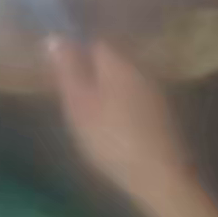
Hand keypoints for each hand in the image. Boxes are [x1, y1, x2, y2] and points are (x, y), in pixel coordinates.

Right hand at [48, 38, 200, 208]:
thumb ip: (67, 69)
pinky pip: (133, 95)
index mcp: (118, 64)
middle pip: (110, 59)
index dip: (74, 46)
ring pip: (122, 78)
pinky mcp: (162, 116)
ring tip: (83, 103)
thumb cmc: (109, 137)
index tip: (57, 62)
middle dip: (89, 66)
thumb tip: (55, 36)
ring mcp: (155, 94)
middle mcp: (140, 71)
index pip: (94, 40)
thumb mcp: (78, 103)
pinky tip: (108, 119)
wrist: (160, 180)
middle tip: (66, 84)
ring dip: (103, 84)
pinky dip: (117, 100)